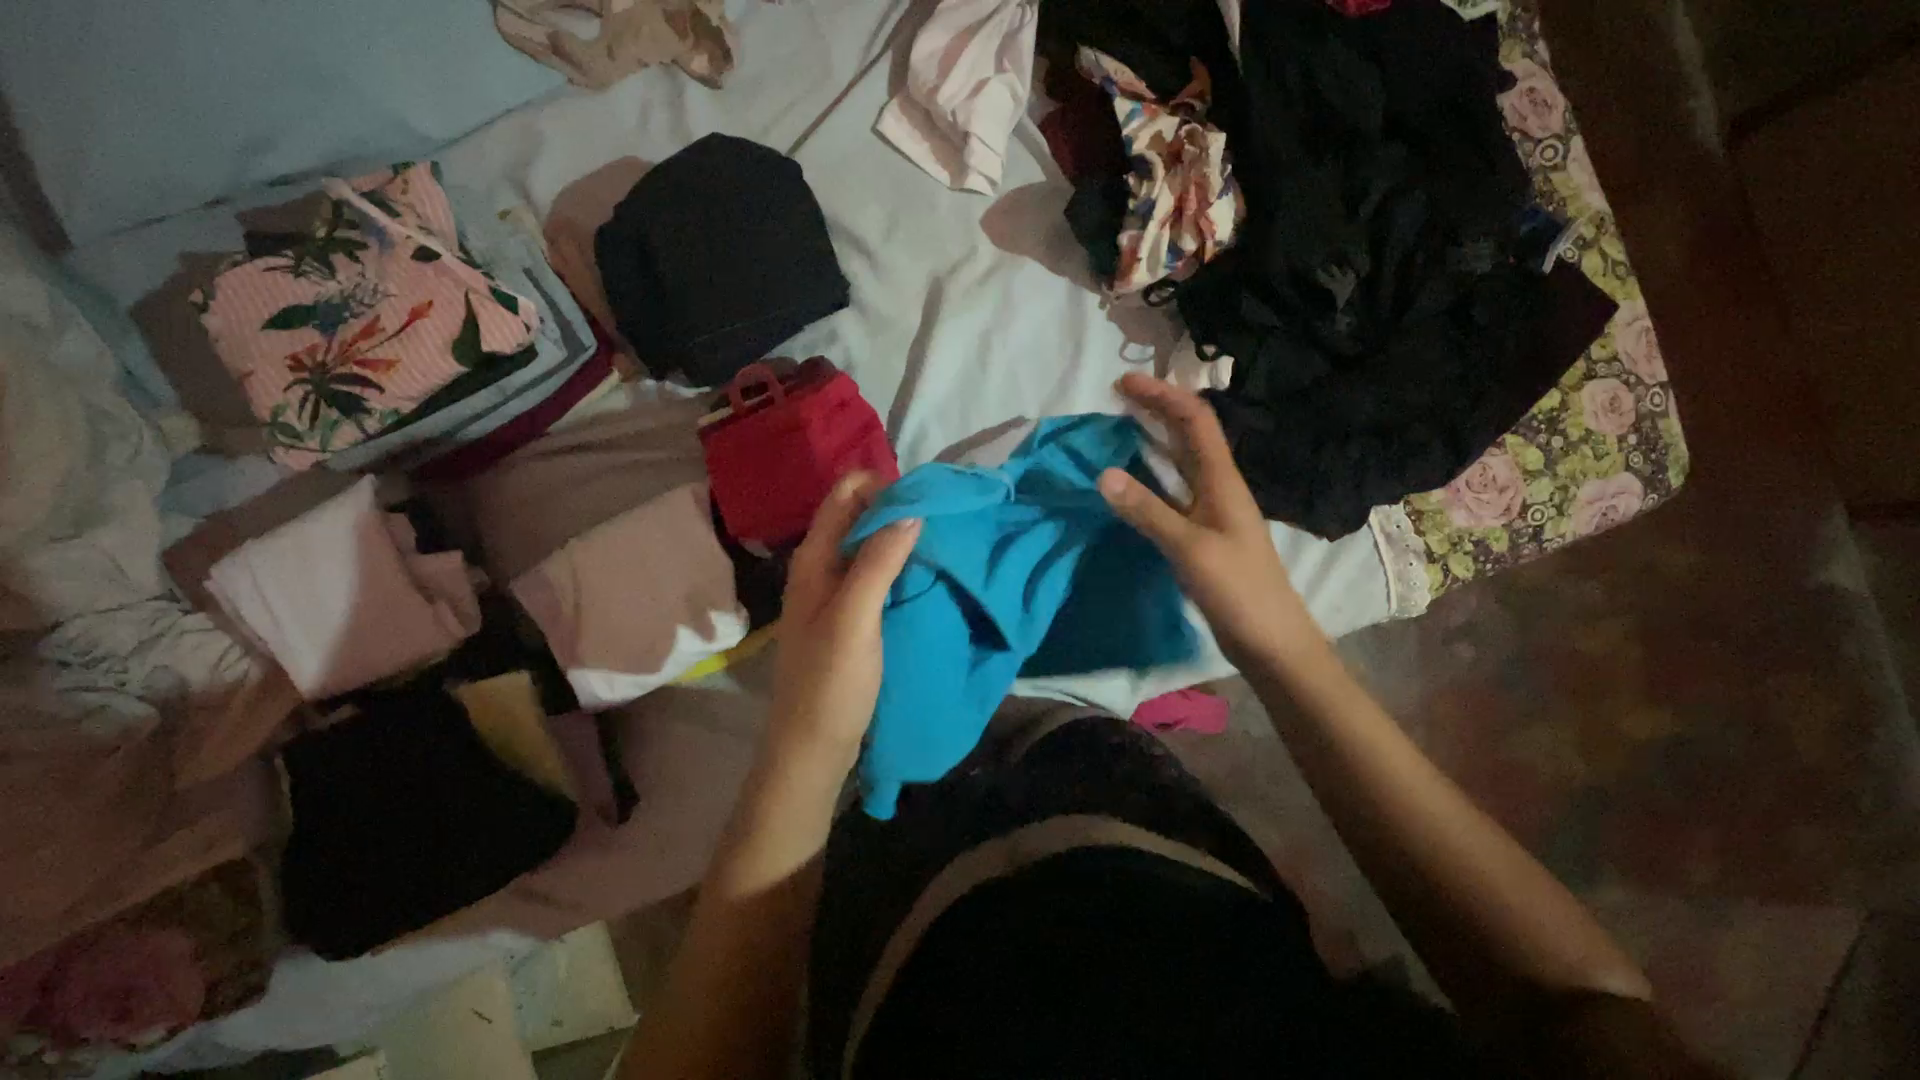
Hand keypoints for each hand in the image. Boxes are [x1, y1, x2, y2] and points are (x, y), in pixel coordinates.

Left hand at [766, 472, 919, 773]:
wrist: (813, 745)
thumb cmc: (831, 682)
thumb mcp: (855, 617)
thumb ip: (879, 562)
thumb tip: (911, 510)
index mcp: (814, 558)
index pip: (845, 493)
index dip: (884, 486)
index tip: (927, 499)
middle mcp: (821, 566)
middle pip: (859, 515)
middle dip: (898, 507)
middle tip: (943, 519)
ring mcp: (834, 592)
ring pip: (870, 544)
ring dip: (901, 537)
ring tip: (943, 541)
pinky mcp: (850, 616)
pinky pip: (876, 573)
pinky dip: (900, 565)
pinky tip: (927, 574)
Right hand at [1098, 373, 1322, 667]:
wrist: (1270, 638)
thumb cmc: (1237, 590)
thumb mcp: (1189, 548)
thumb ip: (1147, 511)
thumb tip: (1103, 473)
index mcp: (1222, 481)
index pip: (1195, 420)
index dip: (1162, 395)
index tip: (1123, 384)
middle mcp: (1218, 487)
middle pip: (1188, 435)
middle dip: (1156, 410)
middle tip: (1115, 398)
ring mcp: (1210, 512)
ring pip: (1180, 464)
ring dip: (1152, 442)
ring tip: (1116, 430)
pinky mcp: (1202, 536)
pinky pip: (1172, 494)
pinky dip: (1149, 480)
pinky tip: (1128, 487)